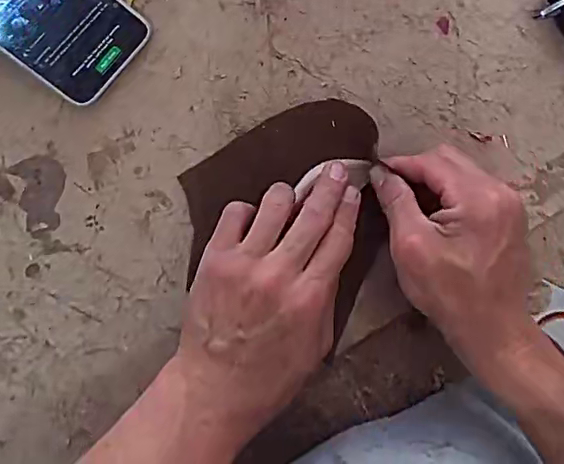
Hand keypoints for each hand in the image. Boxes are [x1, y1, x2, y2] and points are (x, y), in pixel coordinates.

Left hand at [153, 166, 361, 457]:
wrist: (210, 394)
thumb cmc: (269, 375)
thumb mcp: (318, 342)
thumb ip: (329, 294)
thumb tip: (336, 250)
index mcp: (309, 297)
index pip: (338, 235)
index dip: (349, 207)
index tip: (353, 190)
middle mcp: (279, 275)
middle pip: (314, 212)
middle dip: (329, 185)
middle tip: (335, 170)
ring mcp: (244, 265)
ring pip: (275, 202)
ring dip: (288, 195)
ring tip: (290, 198)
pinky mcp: (214, 260)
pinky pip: (236, 212)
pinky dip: (248, 210)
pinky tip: (253, 220)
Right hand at [371, 145, 537, 366]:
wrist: (496, 333)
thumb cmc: (451, 297)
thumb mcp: (412, 248)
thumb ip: (397, 202)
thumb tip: (382, 174)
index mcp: (479, 196)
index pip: (433, 161)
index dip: (402, 164)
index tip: (377, 171)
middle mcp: (499, 190)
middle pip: (451, 160)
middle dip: (418, 169)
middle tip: (391, 186)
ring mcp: (509, 201)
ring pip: (463, 172)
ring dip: (435, 181)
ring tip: (409, 200)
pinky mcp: (510, 213)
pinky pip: (475, 187)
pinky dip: (452, 193)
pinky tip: (434, 212)